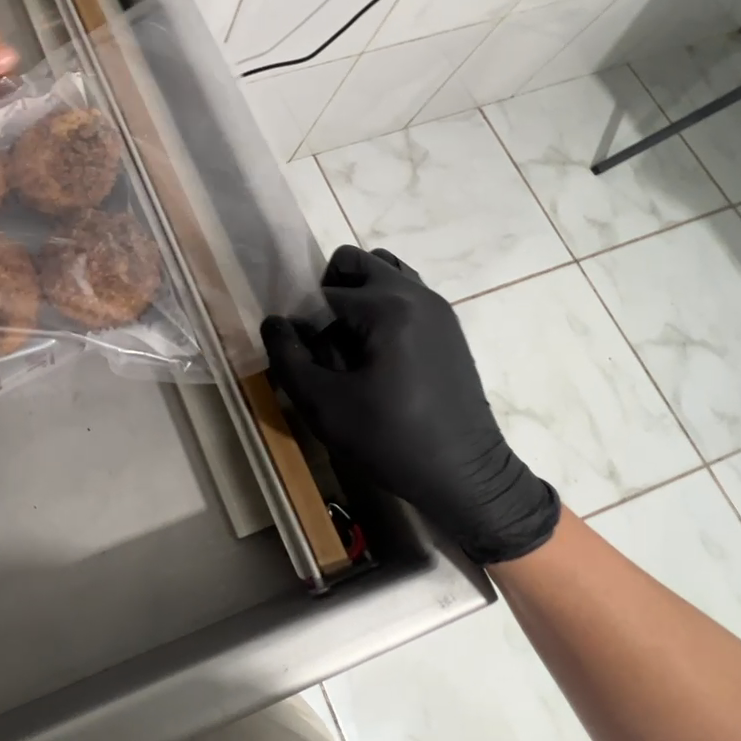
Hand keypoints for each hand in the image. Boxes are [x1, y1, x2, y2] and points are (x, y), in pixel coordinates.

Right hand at [261, 246, 559, 564]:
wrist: (466, 477)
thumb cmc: (391, 441)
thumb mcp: (323, 406)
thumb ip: (287, 357)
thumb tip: (274, 323)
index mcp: (387, 307)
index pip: (322, 292)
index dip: (304, 322)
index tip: (305, 355)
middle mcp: (415, 294)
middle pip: (354, 263)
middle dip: (328, 293)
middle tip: (324, 341)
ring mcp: (437, 307)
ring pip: (382, 272)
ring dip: (356, 295)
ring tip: (350, 343)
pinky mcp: (448, 326)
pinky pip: (404, 294)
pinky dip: (381, 308)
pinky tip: (377, 353)